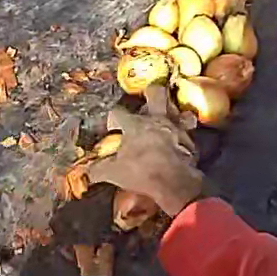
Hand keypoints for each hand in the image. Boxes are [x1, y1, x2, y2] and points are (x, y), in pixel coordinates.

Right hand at [88, 85, 204, 216]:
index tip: (112, 127)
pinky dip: (184, 133)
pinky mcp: (191, 140)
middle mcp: (156, 119)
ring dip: (174, 112)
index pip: (118, 113)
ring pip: (178, 109)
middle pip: (156, 93)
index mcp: (135, 124)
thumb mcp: (113, 173)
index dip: (113, 119)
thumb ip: (98, 170)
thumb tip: (85, 172)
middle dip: (151, 92)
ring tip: (170, 117)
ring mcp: (176, 128)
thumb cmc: (141, 173)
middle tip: (147, 97)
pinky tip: (181, 140)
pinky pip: (188, 131)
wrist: (175, 183)